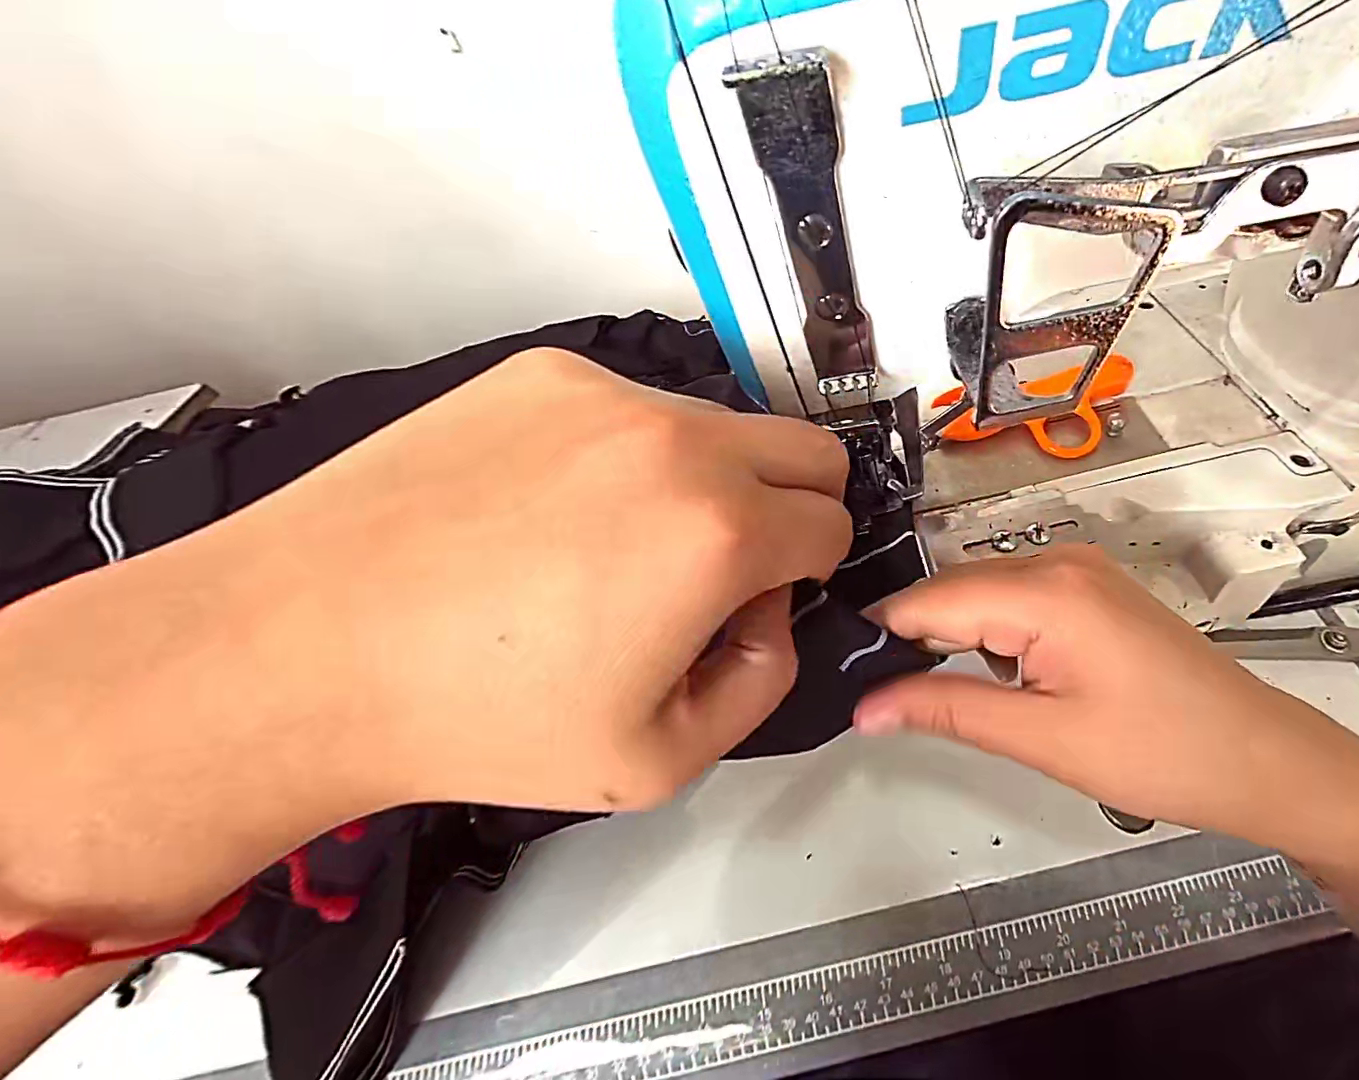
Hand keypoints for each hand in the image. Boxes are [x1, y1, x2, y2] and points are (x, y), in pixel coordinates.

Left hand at [1, 347, 849, 958]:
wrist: (283, 658)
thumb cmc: (483, 719)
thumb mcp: (666, 755)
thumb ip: (765, 680)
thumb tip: (769, 609)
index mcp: (720, 533)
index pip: (834, 524)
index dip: (813, 569)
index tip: (763, 597)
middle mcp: (679, 443)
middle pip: (814, 450)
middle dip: (801, 506)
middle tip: (738, 561)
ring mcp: (608, 397)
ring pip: (731, 427)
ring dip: (719, 481)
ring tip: (633, 541)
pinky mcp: (545, 376)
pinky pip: (644, 410)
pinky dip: (642, 455)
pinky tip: (568, 508)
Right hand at [854, 547, 1358, 837]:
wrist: (1258, 756)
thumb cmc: (1164, 751)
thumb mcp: (1042, 737)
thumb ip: (947, 710)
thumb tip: (870, 706)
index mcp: (1047, 591)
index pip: (932, 599)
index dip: (885, 635)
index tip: (852, 672)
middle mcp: (1062, 562)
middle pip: (957, 587)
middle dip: (919, 636)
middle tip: (888, 693)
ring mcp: (1082, 570)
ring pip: (985, 591)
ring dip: (958, 635)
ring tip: (941, 690)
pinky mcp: (1094, 588)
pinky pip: (1019, 596)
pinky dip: (994, 630)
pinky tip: (1001, 673)